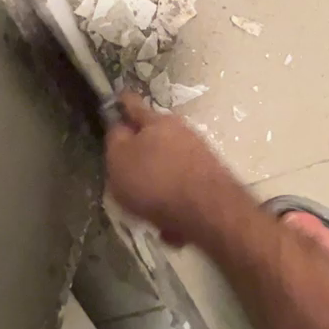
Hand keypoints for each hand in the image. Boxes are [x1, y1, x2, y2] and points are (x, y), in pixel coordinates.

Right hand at [104, 92, 249, 246]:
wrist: (209, 212)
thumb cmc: (155, 182)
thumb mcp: (119, 160)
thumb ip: (115, 141)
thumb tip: (119, 128)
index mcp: (157, 122)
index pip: (133, 105)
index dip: (121, 103)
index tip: (115, 101)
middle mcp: (183, 132)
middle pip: (155, 139)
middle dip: (142, 156)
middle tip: (127, 178)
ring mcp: (201, 156)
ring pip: (170, 168)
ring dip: (159, 186)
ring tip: (150, 212)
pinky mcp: (212, 181)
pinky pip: (184, 191)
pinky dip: (175, 205)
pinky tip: (170, 228)